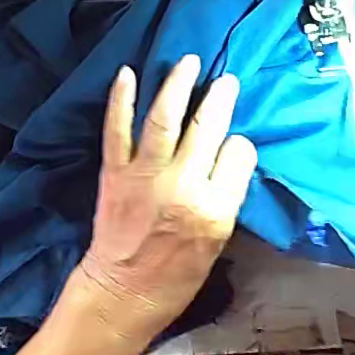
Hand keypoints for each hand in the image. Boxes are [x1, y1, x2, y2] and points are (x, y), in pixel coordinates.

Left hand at [72, 55, 257, 342]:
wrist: (122, 294)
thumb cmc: (175, 277)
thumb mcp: (218, 244)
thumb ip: (226, 197)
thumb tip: (230, 156)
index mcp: (215, 209)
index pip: (238, 154)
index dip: (238, 143)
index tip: (234, 140)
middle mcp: (184, 186)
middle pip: (207, 129)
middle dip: (219, 98)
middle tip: (225, 79)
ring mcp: (146, 176)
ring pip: (165, 119)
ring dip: (178, 85)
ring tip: (187, 61)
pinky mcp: (115, 173)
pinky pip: (117, 129)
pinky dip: (120, 99)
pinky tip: (126, 73)